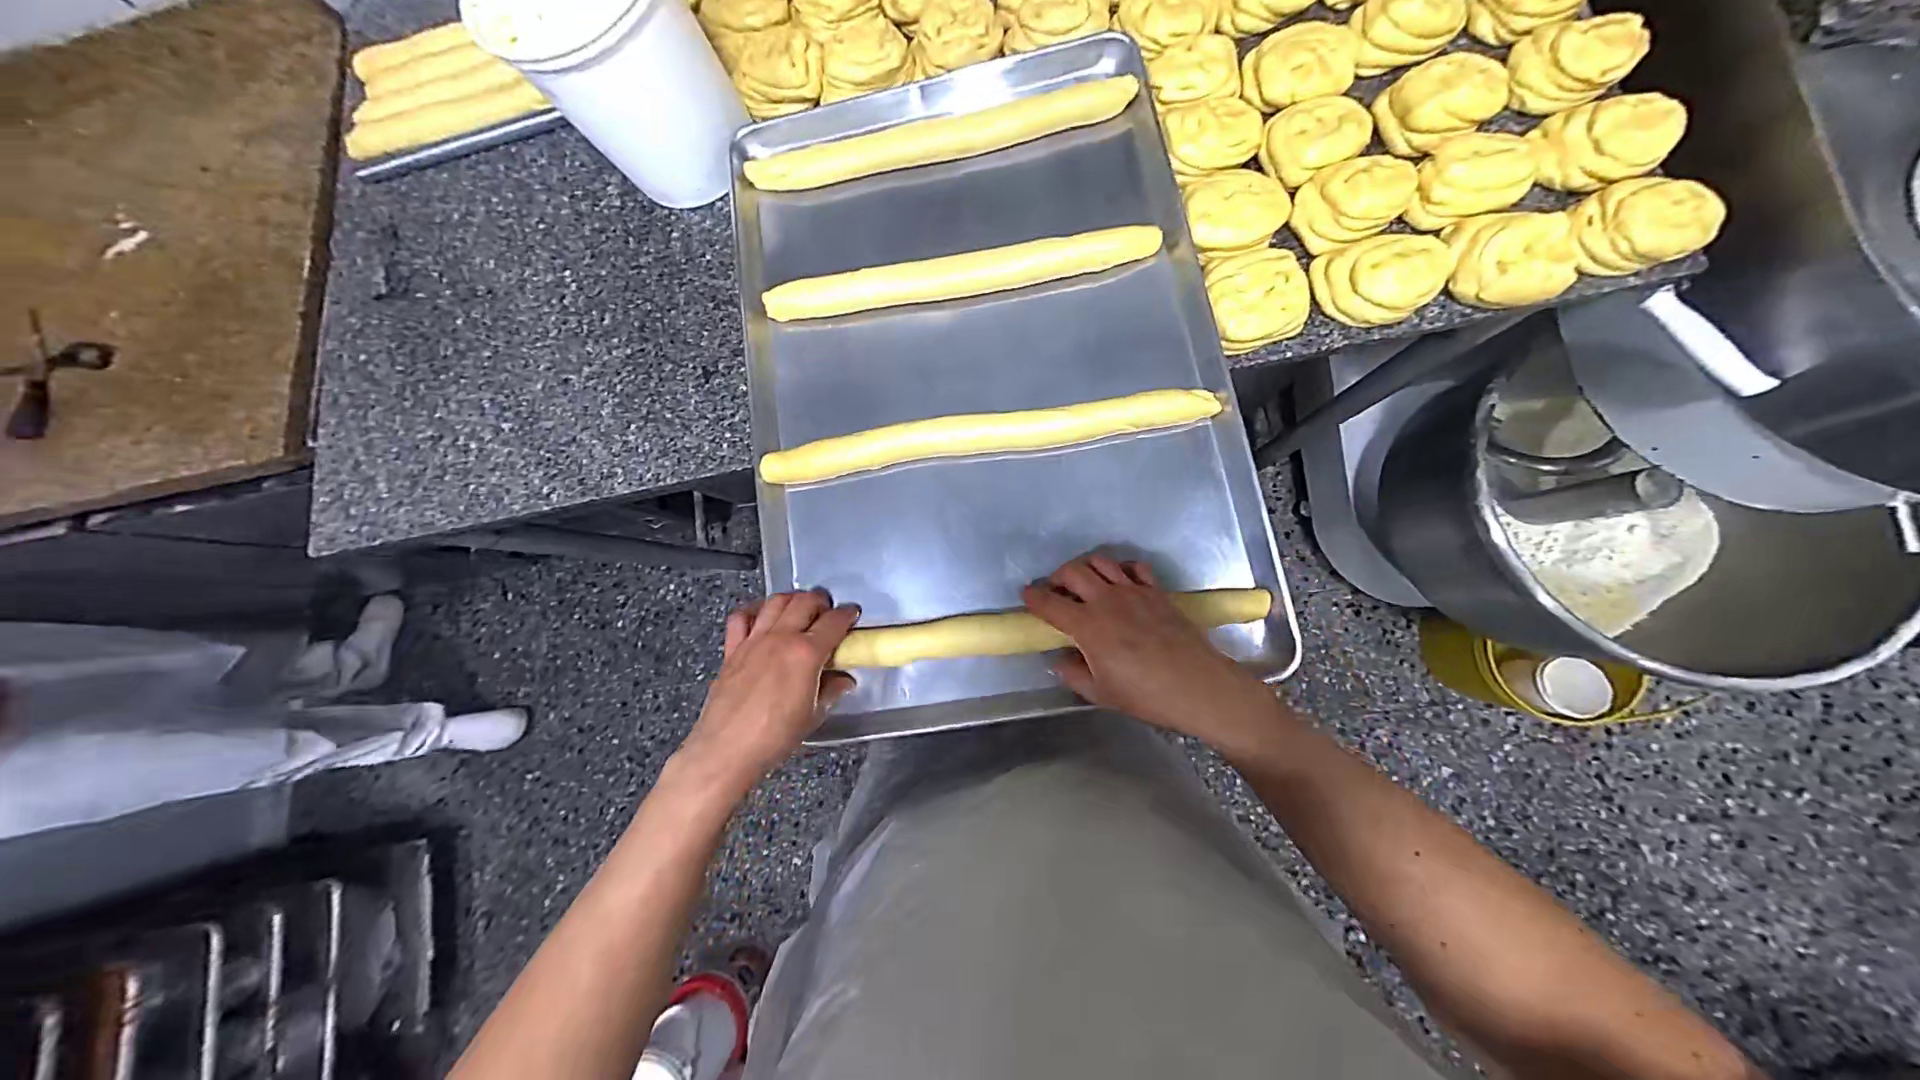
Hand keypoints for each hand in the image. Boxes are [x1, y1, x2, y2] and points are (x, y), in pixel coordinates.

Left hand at [674, 591, 858, 798]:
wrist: (728, 749)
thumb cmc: (772, 737)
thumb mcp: (813, 715)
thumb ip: (831, 691)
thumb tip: (843, 681)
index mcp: (806, 653)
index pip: (834, 622)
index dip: (847, 614)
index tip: (852, 614)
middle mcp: (780, 639)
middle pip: (805, 601)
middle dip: (821, 601)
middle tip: (828, 610)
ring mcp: (754, 641)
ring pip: (776, 602)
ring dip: (792, 599)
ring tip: (800, 607)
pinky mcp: (733, 650)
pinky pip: (742, 617)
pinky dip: (755, 610)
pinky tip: (762, 616)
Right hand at [1022, 554, 1293, 758]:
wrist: (1198, 686)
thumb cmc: (1146, 695)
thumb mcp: (1100, 693)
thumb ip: (1073, 673)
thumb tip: (1061, 660)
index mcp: (1087, 626)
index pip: (1050, 603)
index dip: (1033, 597)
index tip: (1026, 595)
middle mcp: (1107, 600)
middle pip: (1072, 571)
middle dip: (1057, 577)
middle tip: (1054, 590)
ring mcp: (1134, 592)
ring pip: (1100, 562)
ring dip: (1085, 567)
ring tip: (1084, 583)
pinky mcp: (1156, 592)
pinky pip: (1133, 567)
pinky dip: (1120, 569)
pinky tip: (1120, 582)